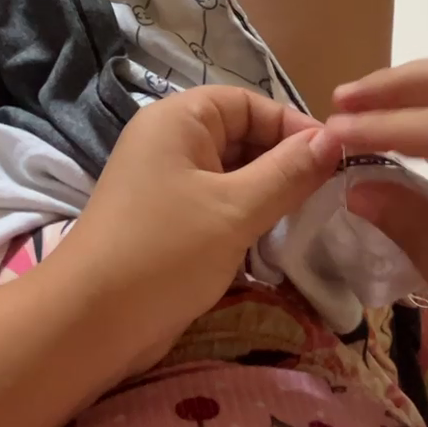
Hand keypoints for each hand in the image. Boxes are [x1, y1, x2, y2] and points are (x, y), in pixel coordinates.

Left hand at [42, 86, 341, 374]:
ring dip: (269, 192)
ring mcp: (166, 180)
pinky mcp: (167, 217)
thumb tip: (333, 139)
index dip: (293, 126)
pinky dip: (247, 215)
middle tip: (330, 194)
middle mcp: (170, 139)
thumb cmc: (164, 251)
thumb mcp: (235, 209)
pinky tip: (275, 241)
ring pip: (233, 172)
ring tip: (309, 218)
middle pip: (241, 135)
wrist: (90, 323)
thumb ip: (287, 172)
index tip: (338, 158)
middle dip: (284, 162)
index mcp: (179, 118)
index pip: (249, 103)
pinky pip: (217, 202)